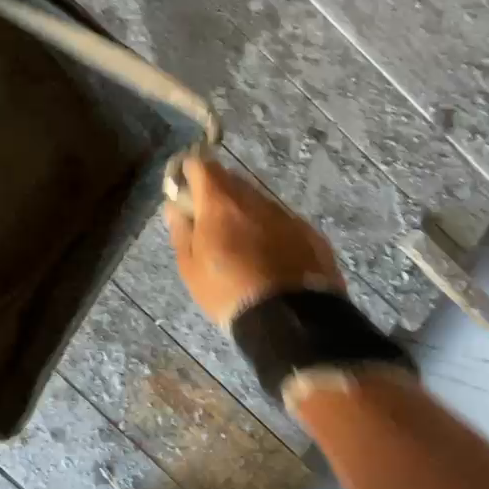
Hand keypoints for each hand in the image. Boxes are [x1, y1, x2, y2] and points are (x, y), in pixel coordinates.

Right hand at [163, 152, 344, 328]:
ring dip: (245, 211)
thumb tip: (176, 207)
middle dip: (217, 191)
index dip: (189, 171)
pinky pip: (284, 222)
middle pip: (232, 180)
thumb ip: (181, 230)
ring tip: (240, 239)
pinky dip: (271, 229)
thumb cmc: (227, 291)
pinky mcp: (313, 236)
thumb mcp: (189, 265)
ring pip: (260, 201)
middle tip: (208, 216)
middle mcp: (255, 201)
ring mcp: (288, 217)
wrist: (292, 322)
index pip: (201, 166)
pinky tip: (269, 253)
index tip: (182, 186)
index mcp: (219, 204)